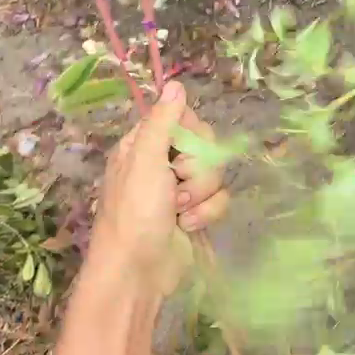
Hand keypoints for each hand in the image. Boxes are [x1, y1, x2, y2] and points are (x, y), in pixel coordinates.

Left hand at [87, 81, 228, 297]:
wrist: (138, 271)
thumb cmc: (134, 212)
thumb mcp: (144, 160)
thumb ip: (163, 122)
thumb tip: (175, 83)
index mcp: (144, 145)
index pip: (184, 120)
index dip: (192, 136)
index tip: (182, 151)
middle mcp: (162, 164)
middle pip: (205, 147)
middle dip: (198, 169)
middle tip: (177, 185)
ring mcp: (180, 190)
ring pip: (215, 175)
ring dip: (201, 195)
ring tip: (180, 212)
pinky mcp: (197, 214)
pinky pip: (220, 199)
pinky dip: (207, 214)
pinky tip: (188, 227)